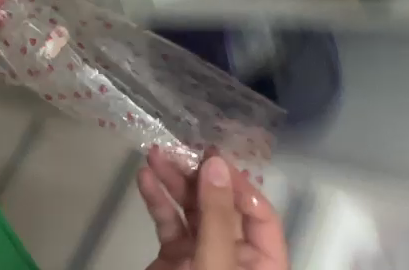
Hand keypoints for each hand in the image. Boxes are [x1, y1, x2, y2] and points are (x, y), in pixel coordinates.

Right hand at [137, 149, 286, 269]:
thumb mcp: (217, 265)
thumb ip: (216, 216)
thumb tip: (216, 164)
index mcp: (264, 267)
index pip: (261, 217)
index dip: (239, 186)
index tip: (211, 158)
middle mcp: (236, 259)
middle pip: (222, 207)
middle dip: (198, 178)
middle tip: (176, 150)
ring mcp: (203, 258)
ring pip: (192, 210)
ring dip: (173, 181)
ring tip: (153, 156)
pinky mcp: (174, 260)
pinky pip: (168, 223)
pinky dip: (157, 200)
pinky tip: (144, 179)